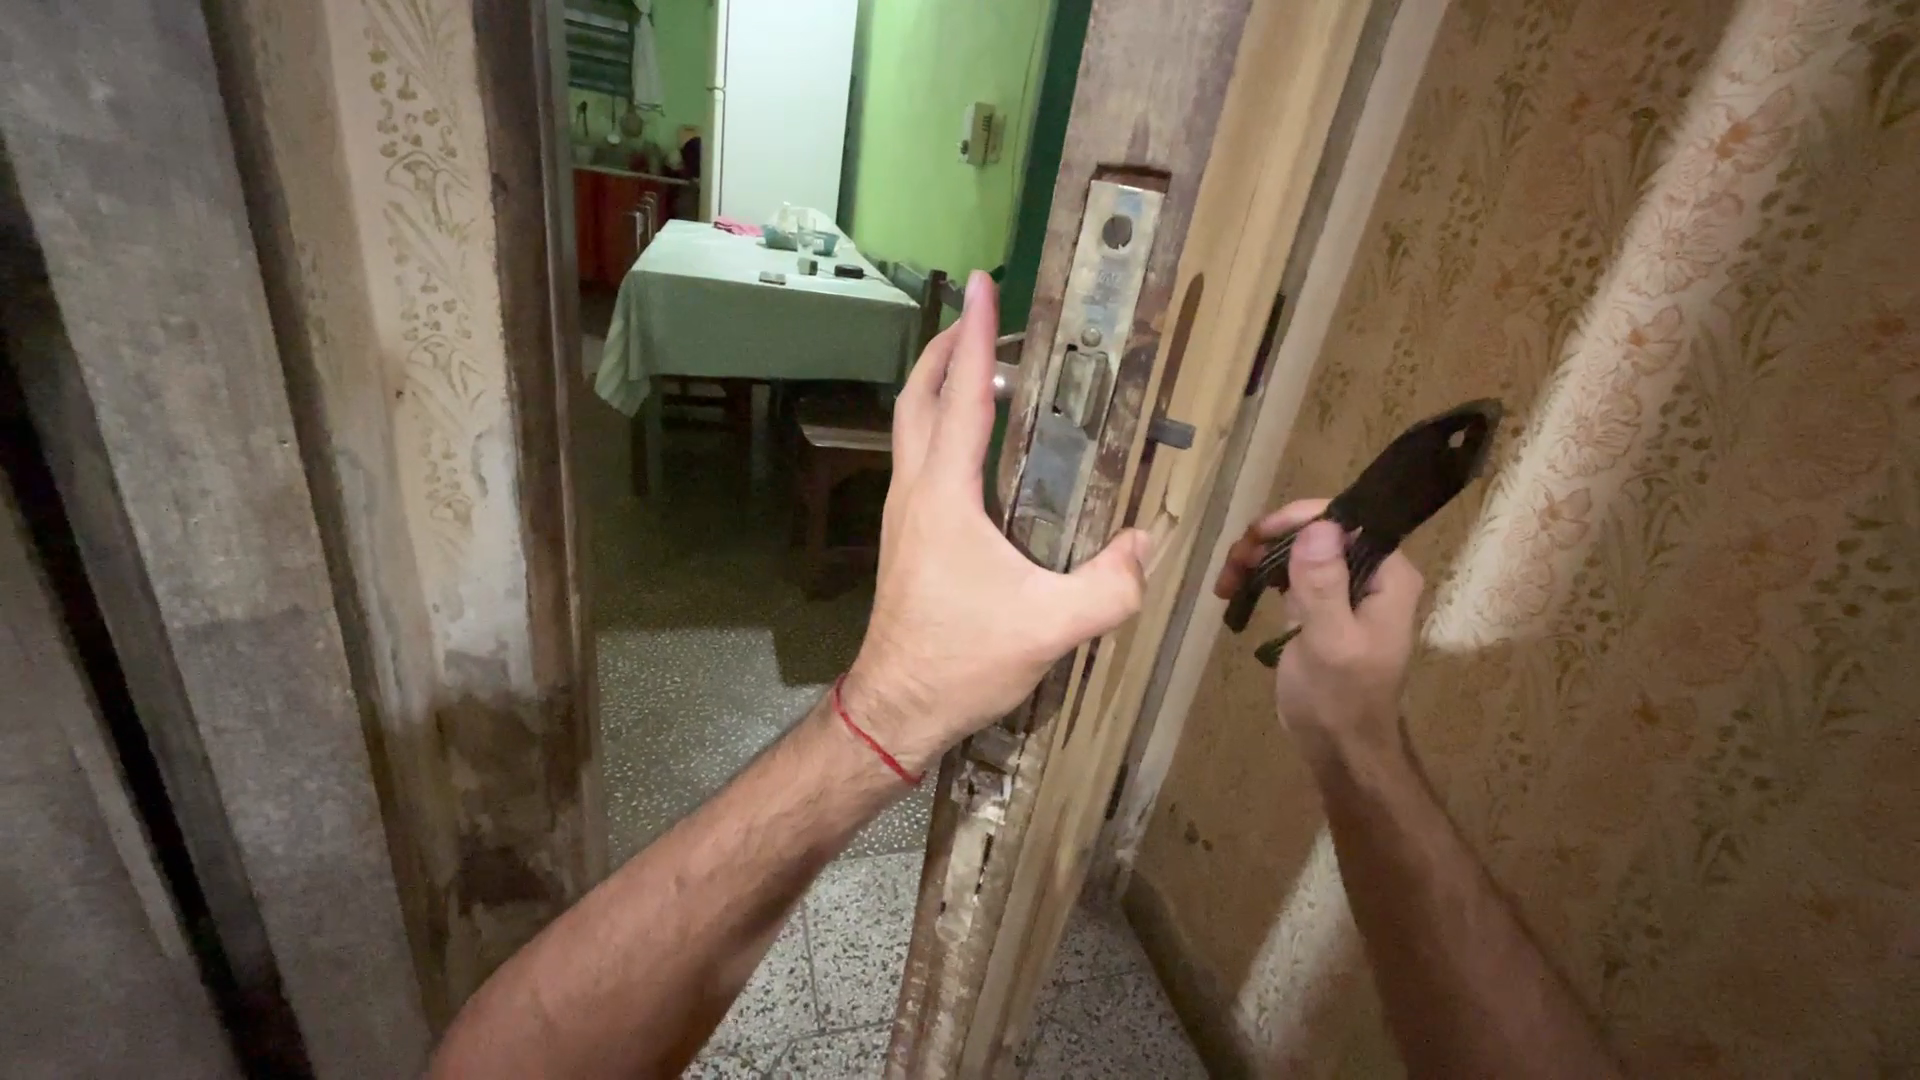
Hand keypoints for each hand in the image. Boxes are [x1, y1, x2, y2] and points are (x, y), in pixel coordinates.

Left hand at [843, 273, 1150, 771]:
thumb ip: (1110, 588)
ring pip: (910, 427)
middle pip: (916, 398)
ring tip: (985, 372)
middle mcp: (914, 491)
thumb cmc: (962, 661)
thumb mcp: (1050, 628)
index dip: (974, 335)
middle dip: (945, 349)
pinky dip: (941, 428)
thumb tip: (1148, 546)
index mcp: (944, 496)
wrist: (897, 706)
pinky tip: (977, 447)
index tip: (983, 283)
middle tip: (982, 320)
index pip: (960, 397)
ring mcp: (902, 513)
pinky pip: (919, 459)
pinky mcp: (904, 536)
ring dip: (940, 388)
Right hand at [1216, 500, 1421, 765]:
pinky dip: (1257, 576)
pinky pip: (1286, 573)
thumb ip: (1324, 584)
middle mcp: (1369, 574)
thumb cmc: (1340, 699)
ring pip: (1295, 549)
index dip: (1299, 519)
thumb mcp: (1330, 641)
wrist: (1338, 746)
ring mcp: (1342, 589)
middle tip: (1231, 565)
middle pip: (1314, 531)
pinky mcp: (1318, 605)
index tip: (1257, 536)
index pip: (1345, 521)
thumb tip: (1319, 526)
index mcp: (1387, 576)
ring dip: (1256, 557)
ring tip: (1225, 583)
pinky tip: (1234, 592)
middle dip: (1268, 540)